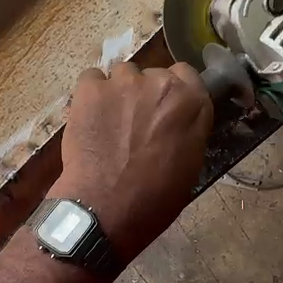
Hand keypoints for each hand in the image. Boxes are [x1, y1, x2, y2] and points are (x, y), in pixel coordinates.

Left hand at [49, 61, 213, 257]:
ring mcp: (124, 82)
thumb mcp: (190, 163)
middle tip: (134, 124)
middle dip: (144, 95)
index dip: (172, 92)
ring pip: (121, 76)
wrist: (107, 208)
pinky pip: (91, 79)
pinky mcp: (91, 88)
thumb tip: (176, 122)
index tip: (163, 109)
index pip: (186, 75)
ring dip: (118, 94)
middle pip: (151, 75)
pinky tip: (89, 120)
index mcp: (193, 102)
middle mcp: (162, 83)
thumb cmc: (155, 198)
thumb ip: (187, 129)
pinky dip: (90, 96)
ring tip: (109, 124)